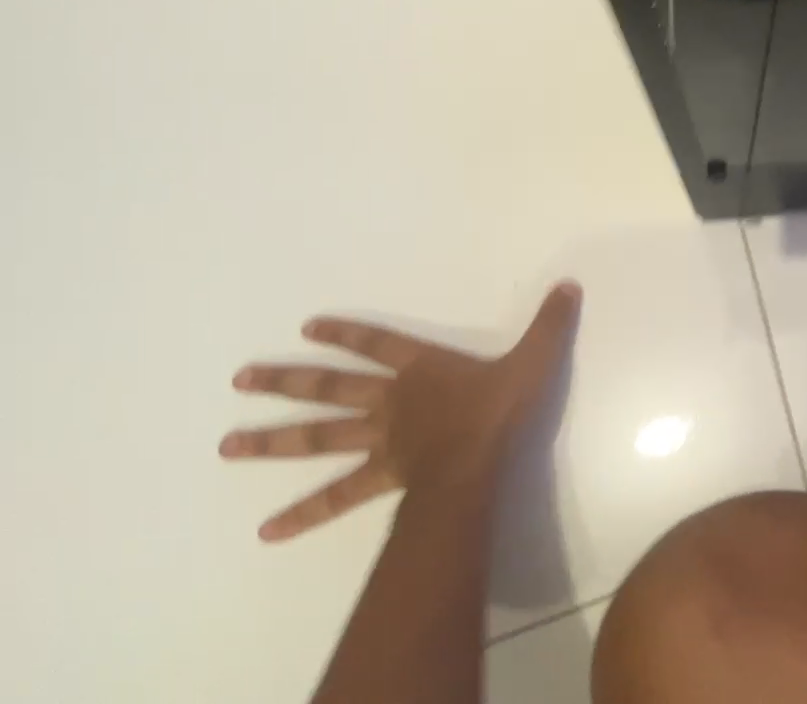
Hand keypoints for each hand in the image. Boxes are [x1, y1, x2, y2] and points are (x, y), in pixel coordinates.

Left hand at [221, 283, 581, 541]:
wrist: (475, 461)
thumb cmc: (500, 409)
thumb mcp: (533, 359)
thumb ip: (549, 325)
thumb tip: (569, 285)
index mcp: (422, 370)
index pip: (379, 344)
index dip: (347, 334)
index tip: (307, 328)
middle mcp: (390, 402)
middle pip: (331, 389)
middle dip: (287, 382)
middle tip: (240, 380)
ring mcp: (379, 440)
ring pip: (317, 439)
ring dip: (272, 441)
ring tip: (226, 446)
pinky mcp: (381, 475)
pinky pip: (337, 496)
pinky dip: (303, 513)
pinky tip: (267, 532)